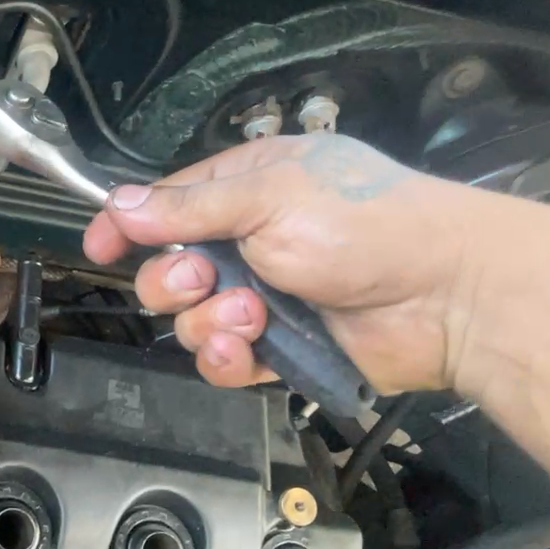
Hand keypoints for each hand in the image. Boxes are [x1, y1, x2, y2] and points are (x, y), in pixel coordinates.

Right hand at [83, 134, 489, 393]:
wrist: (450, 298)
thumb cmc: (367, 226)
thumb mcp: (271, 198)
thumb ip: (188, 207)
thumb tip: (116, 203)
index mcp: (245, 190)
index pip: (163, 207)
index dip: (126, 226)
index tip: (100, 247)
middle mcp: (245, 242)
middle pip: (166, 271)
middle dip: (175, 282)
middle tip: (205, 278)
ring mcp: (258, 297)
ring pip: (187, 321)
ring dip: (208, 321)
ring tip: (253, 316)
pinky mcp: (271, 346)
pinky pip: (218, 359)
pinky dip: (225, 357)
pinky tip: (247, 348)